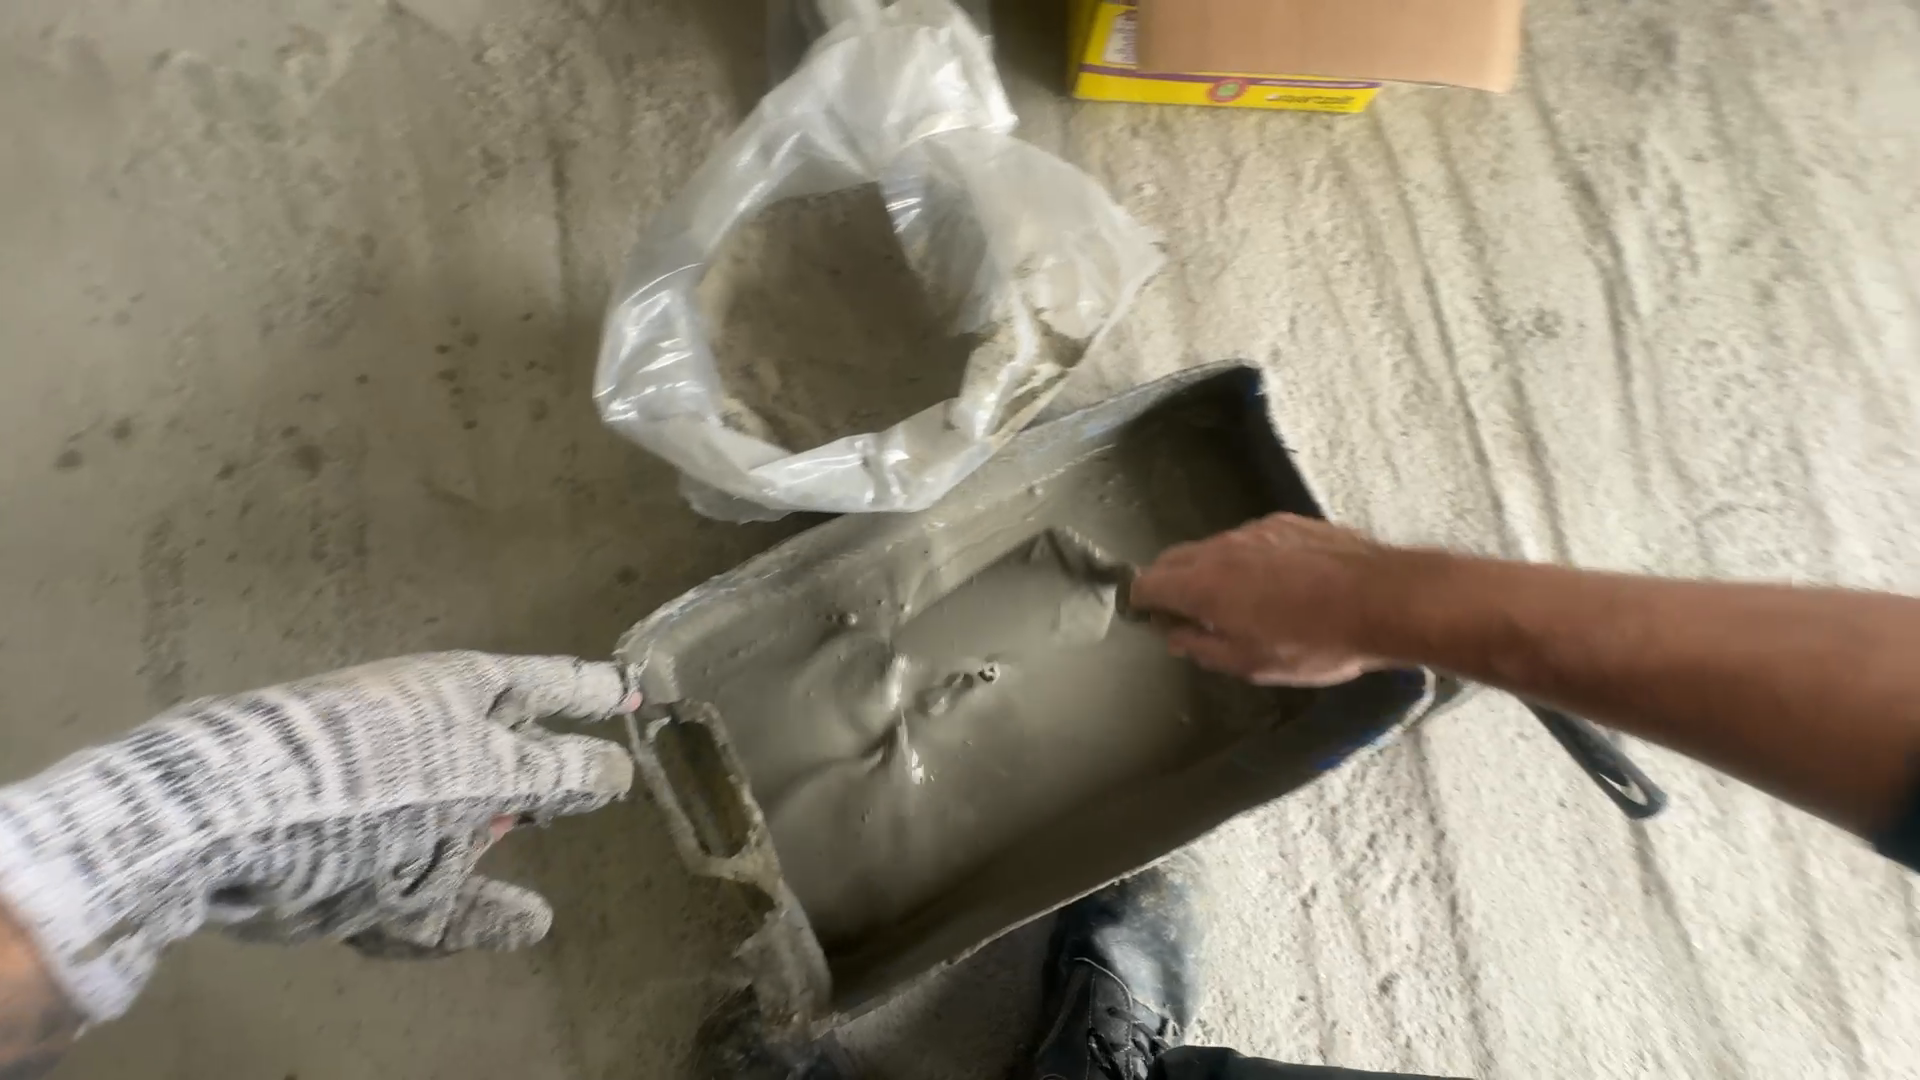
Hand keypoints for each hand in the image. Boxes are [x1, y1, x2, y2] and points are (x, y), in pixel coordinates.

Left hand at [0, 651, 639, 1023]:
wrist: (223, 827)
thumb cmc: (376, 771)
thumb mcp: (485, 768)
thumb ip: (559, 774)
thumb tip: (618, 773)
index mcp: (469, 696)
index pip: (556, 685)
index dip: (600, 691)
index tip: (638, 695)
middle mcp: (439, 746)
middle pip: (516, 761)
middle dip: (550, 782)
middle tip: (591, 794)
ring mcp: (401, 809)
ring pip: (475, 833)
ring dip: (500, 856)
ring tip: (544, 885)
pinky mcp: (369, 871)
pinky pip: (437, 896)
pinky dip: (474, 914)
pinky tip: (525, 927)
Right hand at [1130, 514, 1395, 686]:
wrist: (1385, 598)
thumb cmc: (1313, 641)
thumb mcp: (1251, 663)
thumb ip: (1202, 648)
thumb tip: (1173, 636)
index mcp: (1202, 584)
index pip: (1147, 583)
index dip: (1139, 601)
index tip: (1146, 617)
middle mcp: (1220, 547)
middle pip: (1173, 558)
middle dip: (1167, 582)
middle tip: (1181, 611)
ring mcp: (1254, 529)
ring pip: (1212, 547)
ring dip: (1207, 569)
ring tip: (1233, 598)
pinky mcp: (1287, 521)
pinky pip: (1249, 539)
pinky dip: (1244, 558)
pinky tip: (1275, 580)